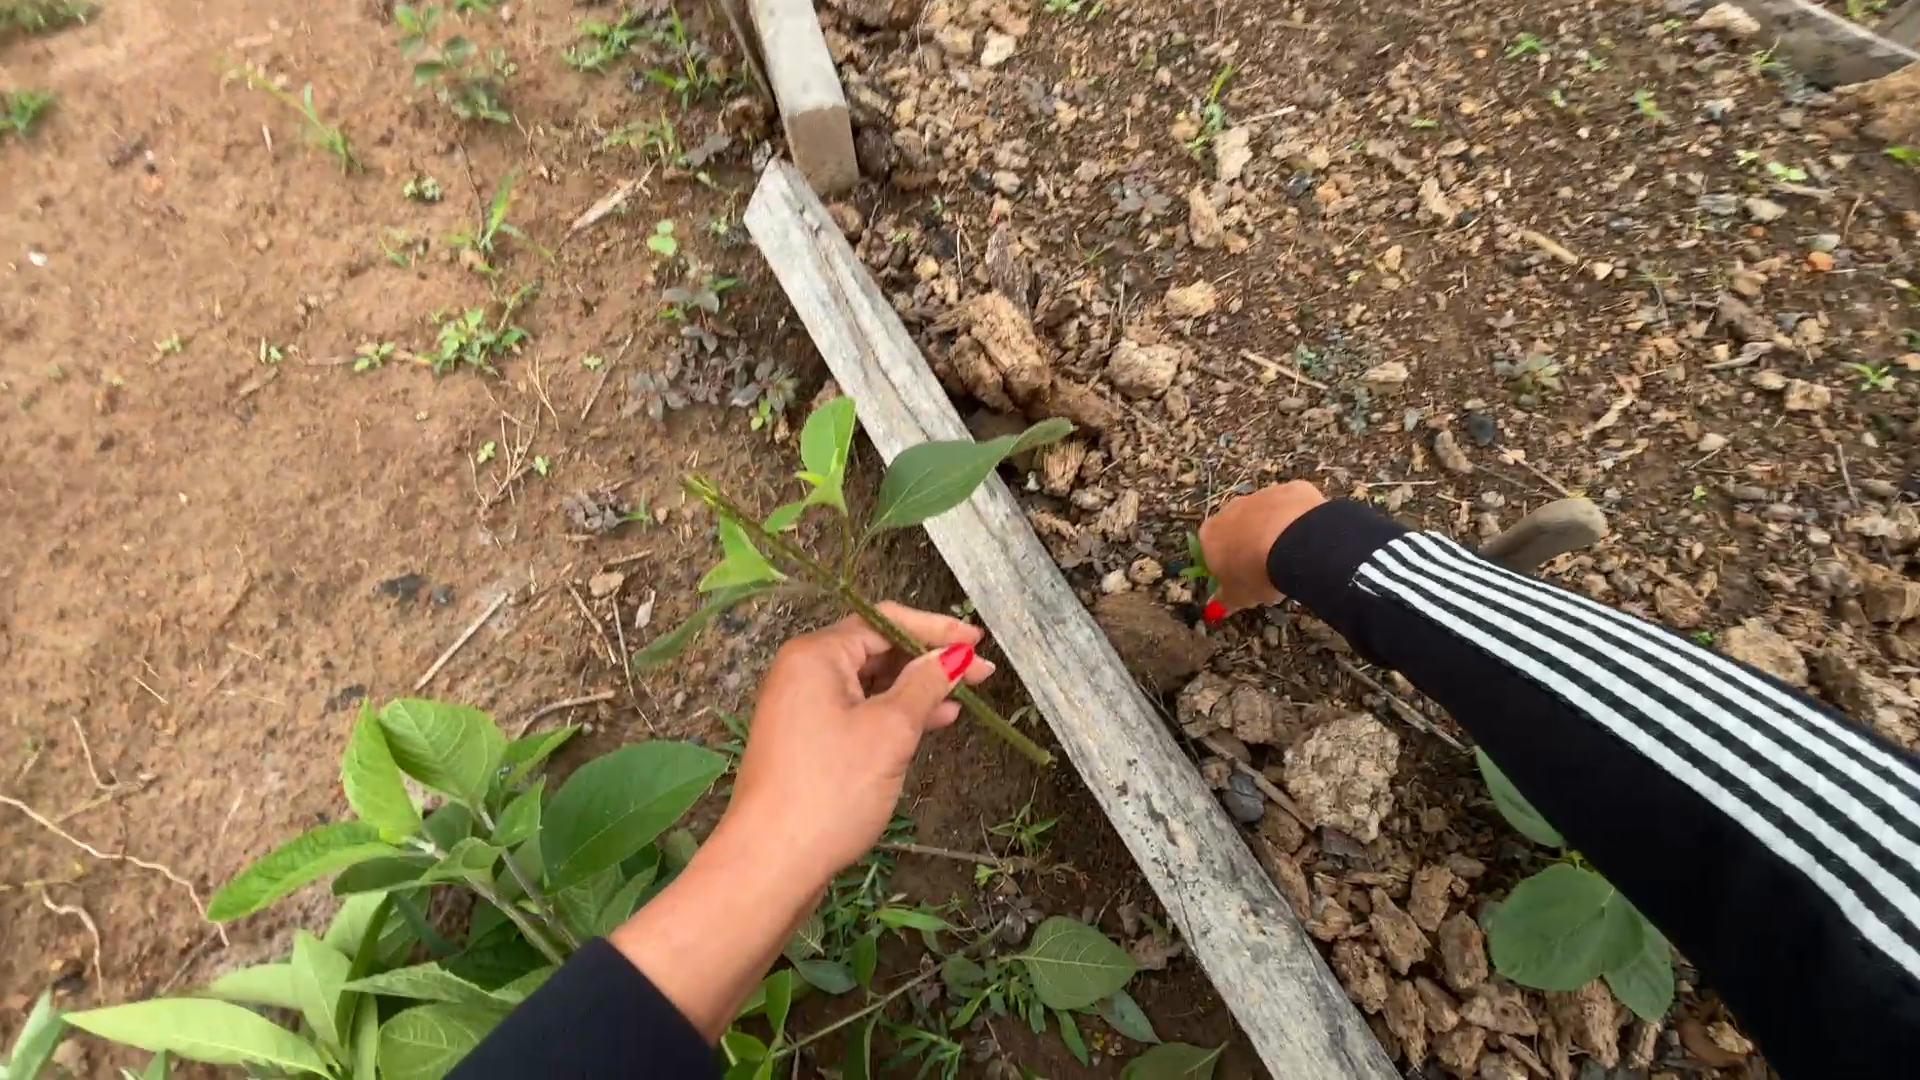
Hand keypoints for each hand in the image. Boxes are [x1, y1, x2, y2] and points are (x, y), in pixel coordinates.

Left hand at [720, 602, 995, 889]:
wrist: (770, 866)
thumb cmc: (832, 789)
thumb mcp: (890, 730)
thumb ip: (926, 684)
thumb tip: (956, 654)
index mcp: (817, 654)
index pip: (884, 621)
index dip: (935, 629)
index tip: (977, 642)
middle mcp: (805, 671)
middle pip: (878, 649)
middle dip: (929, 659)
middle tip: (980, 672)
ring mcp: (805, 707)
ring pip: (872, 683)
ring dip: (917, 688)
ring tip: (964, 696)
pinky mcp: (810, 741)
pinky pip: (861, 712)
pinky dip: (896, 714)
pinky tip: (934, 722)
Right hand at [1198, 480, 1327, 615]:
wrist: (1294, 543)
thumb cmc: (1256, 572)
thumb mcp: (1238, 595)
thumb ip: (1224, 600)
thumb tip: (1214, 610)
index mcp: (1210, 534)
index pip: (1212, 548)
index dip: (1226, 563)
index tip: (1241, 577)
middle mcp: (1231, 509)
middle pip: (1237, 526)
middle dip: (1249, 542)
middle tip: (1267, 565)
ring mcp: (1261, 496)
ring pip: (1266, 513)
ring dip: (1274, 528)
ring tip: (1292, 553)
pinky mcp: (1291, 489)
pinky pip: (1293, 504)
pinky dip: (1299, 517)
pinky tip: (1309, 535)